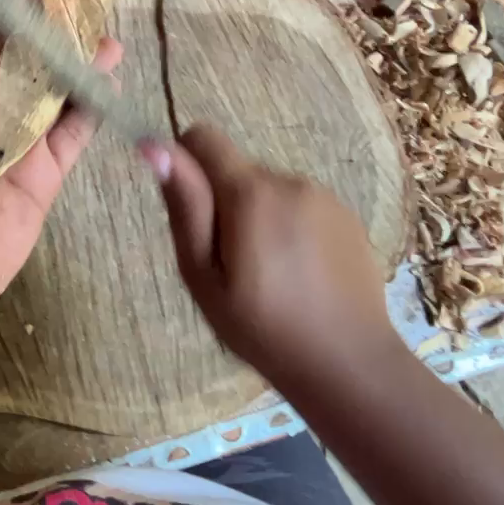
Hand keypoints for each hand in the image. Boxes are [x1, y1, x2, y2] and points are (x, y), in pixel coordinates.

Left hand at [0, 0, 122, 338]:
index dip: (5, 12)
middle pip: (19, 65)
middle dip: (48, 34)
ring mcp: (12, 147)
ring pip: (48, 97)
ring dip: (73, 69)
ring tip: (107, 37)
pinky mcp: (39, 179)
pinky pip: (68, 138)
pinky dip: (87, 112)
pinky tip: (109, 84)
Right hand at [139, 126, 397, 381]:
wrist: (349, 367)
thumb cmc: (260, 326)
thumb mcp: (202, 273)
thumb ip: (183, 205)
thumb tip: (154, 145)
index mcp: (251, 191)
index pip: (203, 137)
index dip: (184, 164)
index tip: (189, 212)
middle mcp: (291, 180)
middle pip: (236, 169)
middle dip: (221, 202)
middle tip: (226, 262)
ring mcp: (325, 198)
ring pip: (267, 189)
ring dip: (255, 216)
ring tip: (264, 273)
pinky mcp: (348, 218)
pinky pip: (299, 206)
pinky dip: (287, 227)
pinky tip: (296, 274)